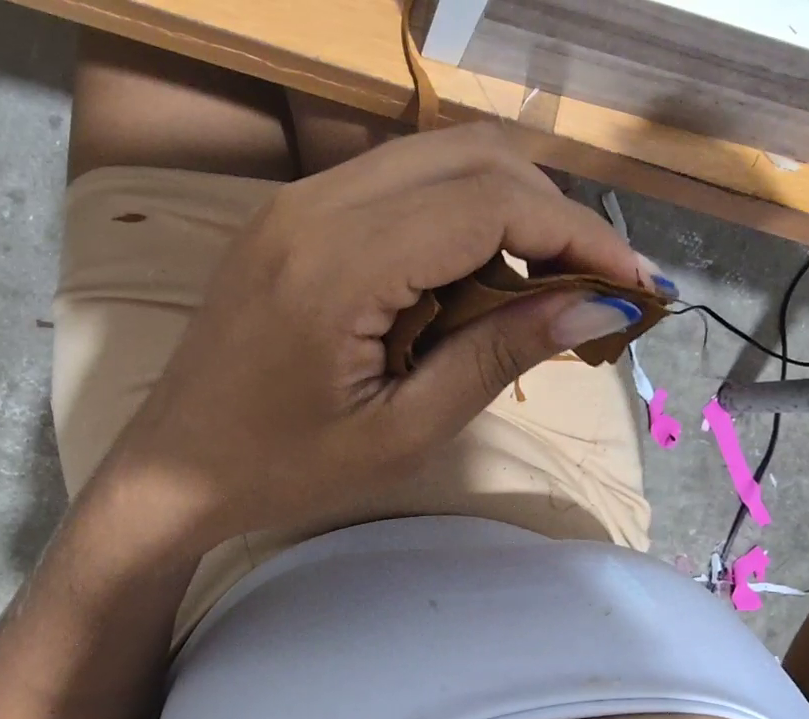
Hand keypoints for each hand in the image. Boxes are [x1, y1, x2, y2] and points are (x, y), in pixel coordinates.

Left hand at [99, 124, 658, 540]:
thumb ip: (496, 356)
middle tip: (595, 288)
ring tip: (546, 287)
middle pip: (473, 156)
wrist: (174, 468)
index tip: (633, 288)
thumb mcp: (401, 433)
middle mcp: (317, 203)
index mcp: (341, 264)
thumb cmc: (284, 472)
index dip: (579, 237)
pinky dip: (460, 215)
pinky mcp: (294, 213)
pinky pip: (401, 183)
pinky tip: (477, 277)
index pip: (492, 203)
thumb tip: (594, 308)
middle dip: (555, 213)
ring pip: (440, 158)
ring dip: (511, 208)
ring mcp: (299, 199)